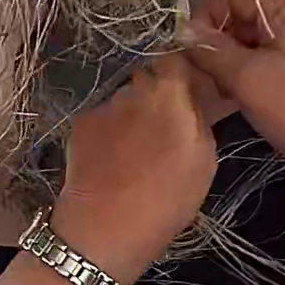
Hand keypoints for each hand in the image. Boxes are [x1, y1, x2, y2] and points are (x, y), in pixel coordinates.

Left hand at [54, 53, 217, 284]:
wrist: (105, 225)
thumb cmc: (166, 197)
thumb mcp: (204, 158)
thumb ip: (200, 116)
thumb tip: (195, 98)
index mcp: (169, 92)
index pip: (178, 59)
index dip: (185, 73)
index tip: (192, 94)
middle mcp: (133, 89)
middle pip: (150, 78)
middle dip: (159, 95)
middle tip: (166, 128)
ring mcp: (103, 105)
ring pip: (125, 100)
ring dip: (134, 115)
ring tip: (136, 152)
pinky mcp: (80, 124)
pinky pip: (104, 118)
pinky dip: (110, 131)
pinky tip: (112, 159)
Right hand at [180, 0, 284, 184]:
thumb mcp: (246, 78)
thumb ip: (210, 50)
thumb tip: (179, 32)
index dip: (207, 18)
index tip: (196, 53)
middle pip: (237, 9)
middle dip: (216, 40)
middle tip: (209, 76)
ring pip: (244, 31)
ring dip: (226, 57)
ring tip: (223, 88)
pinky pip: (259, 47)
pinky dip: (242, 66)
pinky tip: (236, 91)